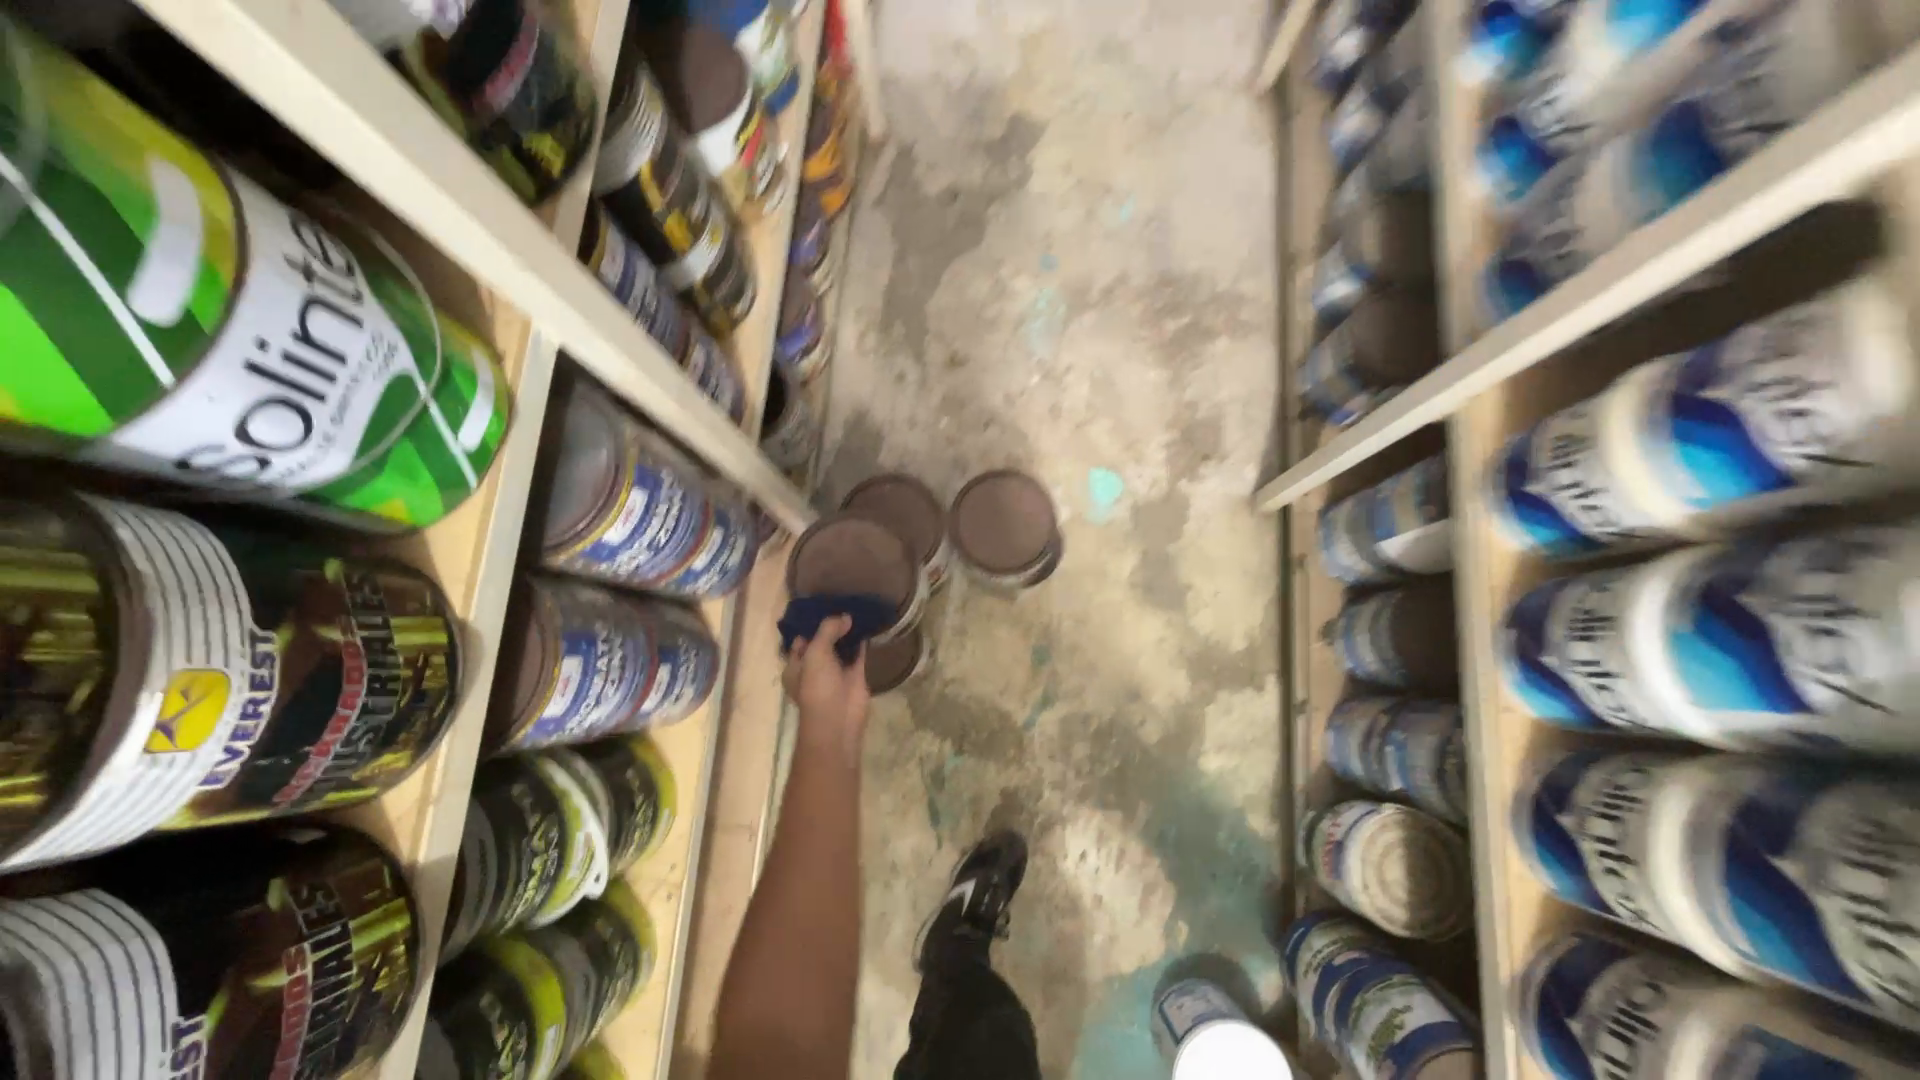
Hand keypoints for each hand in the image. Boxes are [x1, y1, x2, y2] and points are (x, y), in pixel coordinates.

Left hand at [783, 616, 871, 764]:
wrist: (838, 719)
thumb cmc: (817, 686)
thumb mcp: (816, 652)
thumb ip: (828, 630)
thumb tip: (846, 617)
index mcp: (796, 666)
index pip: (800, 641)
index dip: (809, 625)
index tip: (821, 606)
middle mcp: (814, 668)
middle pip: (822, 643)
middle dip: (831, 627)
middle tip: (842, 603)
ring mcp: (835, 672)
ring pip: (841, 648)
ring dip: (847, 633)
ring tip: (856, 610)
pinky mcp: (854, 676)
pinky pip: (858, 655)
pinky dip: (862, 643)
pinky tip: (868, 626)